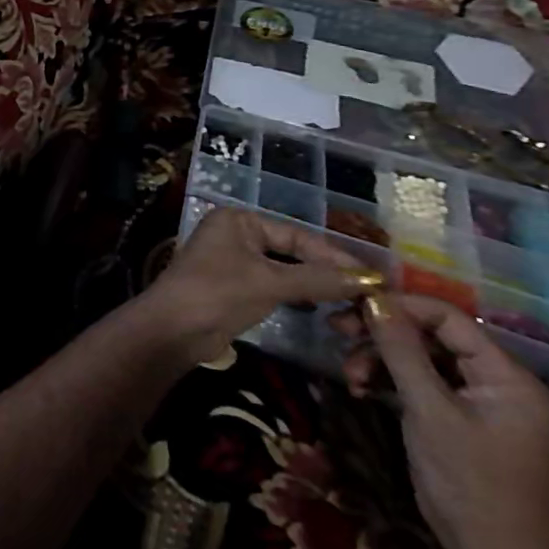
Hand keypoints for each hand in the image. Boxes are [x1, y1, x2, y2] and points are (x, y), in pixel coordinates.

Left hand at [141, 208, 377, 362]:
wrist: (174, 328)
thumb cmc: (218, 293)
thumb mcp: (271, 282)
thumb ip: (320, 279)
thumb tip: (372, 279)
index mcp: (238, 220)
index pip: (297, 234)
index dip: (335, 257)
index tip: (374, 279)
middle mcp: (234, 234)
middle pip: (292, 251)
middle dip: (326, 272)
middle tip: (368, 294)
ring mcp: (232, 260)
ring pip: (284, 270)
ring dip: (314, 286)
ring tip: (351, 304)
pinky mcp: (234, 286)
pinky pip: (274, 285)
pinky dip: (296, 295)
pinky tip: (321, 309)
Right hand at [341, 295, 548, 548]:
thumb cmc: (468, 480)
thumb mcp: (428, 410)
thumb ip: (402, 352)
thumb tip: (375, 299)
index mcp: (510, 378)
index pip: (451, 320)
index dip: (400, 306)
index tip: (351, 306)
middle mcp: (502, 384)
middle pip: (434, 338)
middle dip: (383, 334)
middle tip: (335, 330)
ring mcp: (484, 405)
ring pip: (424, 361)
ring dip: (381, 361)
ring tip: (348, 376)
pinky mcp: (466, 422)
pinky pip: (426, 386)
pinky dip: (392, 384)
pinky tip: (362, 390)